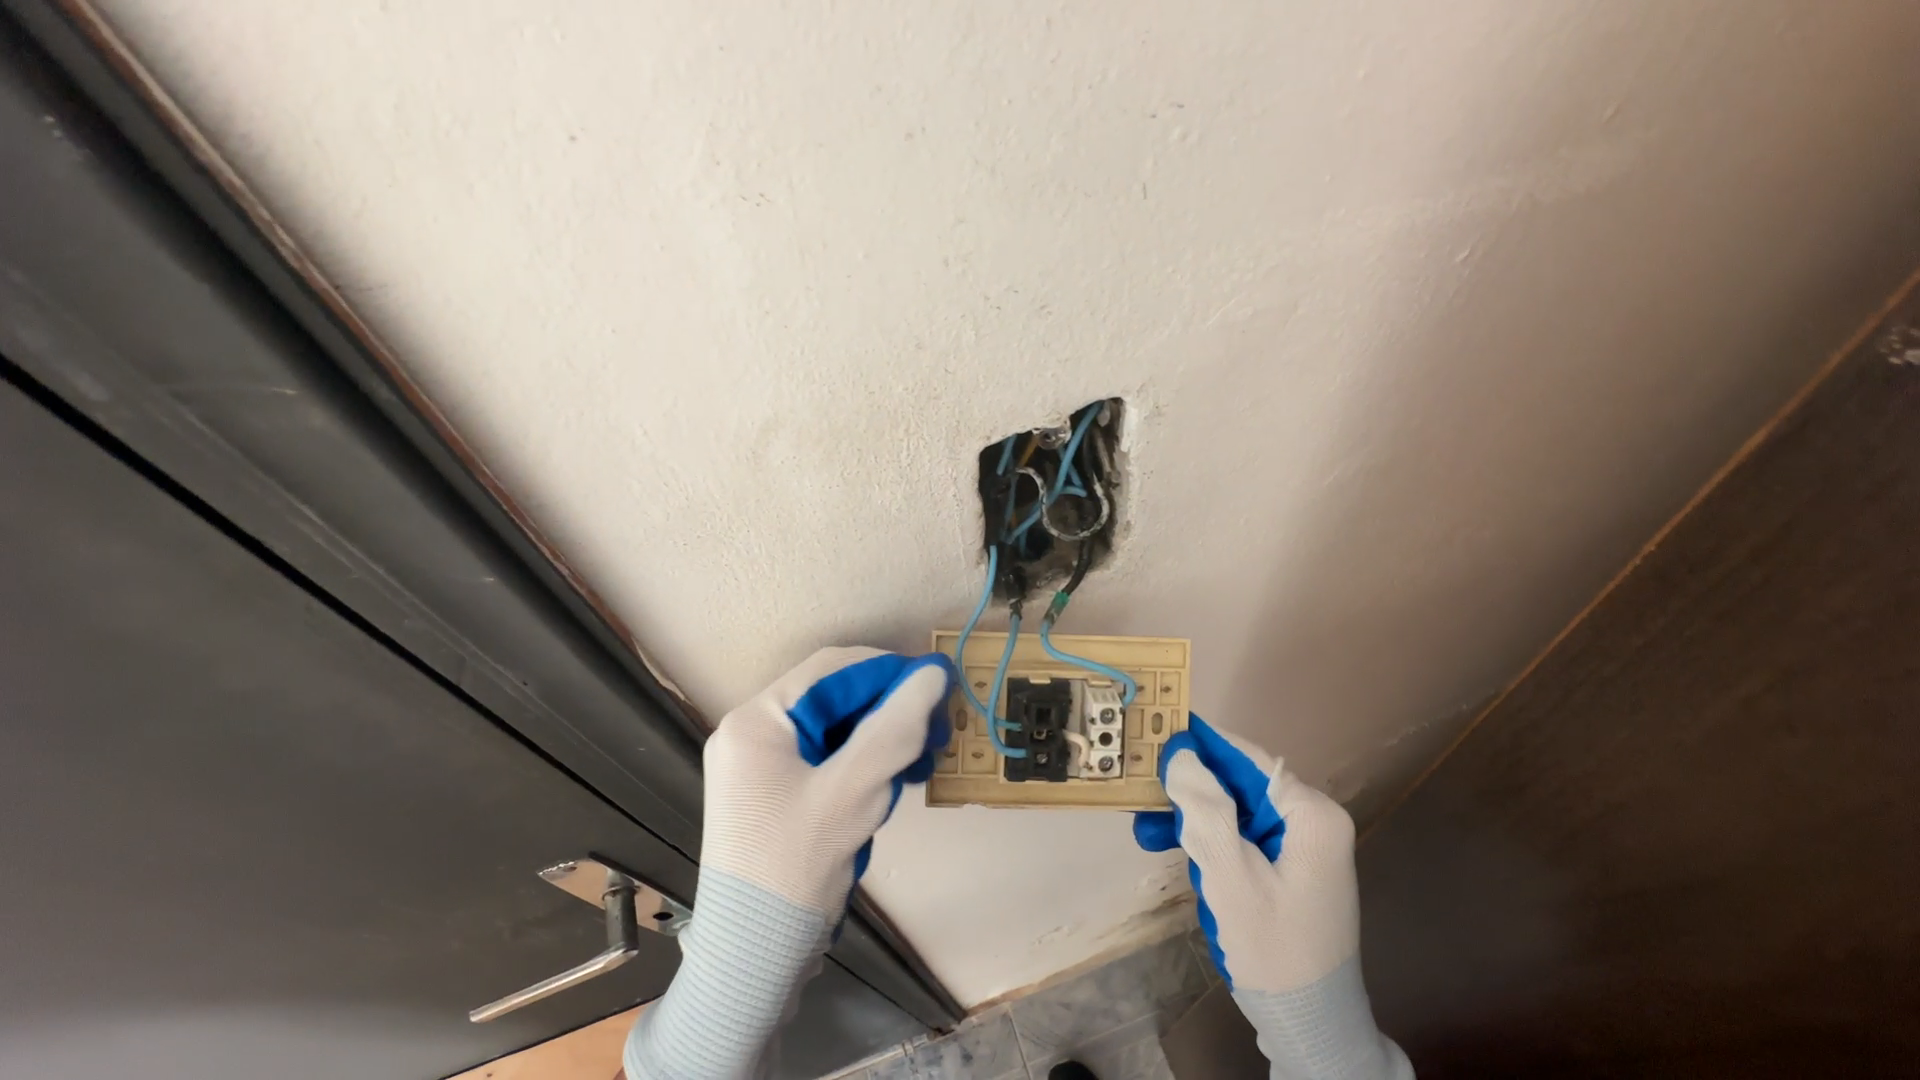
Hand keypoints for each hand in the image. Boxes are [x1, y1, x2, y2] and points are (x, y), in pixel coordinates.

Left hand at [701, 646, 953, 918]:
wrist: (754, 954)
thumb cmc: (797, 865)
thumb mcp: (854, 790)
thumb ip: (894, 727)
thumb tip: (933, 673)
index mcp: (757, 720)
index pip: (833, 670)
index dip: (890, 671)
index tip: (940, 686)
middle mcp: (753, 733)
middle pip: (834, 700)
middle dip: (889, 713)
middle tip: (937, 732)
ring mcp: (761, 766)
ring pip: (836, 731)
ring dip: (881, 742)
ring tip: (922, 762)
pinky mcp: (776, 794)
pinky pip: (828, 762)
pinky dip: (863, 768)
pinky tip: (894, 784)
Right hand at [1134, 717, 1409, 1079]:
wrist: (1310, 1024)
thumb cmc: (1273, 948)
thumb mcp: (1231, 878)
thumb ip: (1205, 811)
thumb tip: (1181, 753)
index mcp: (1311, 815)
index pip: (1247, 760)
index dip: (1199, 748)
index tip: (1154, 737)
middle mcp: (1311, 821)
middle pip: (1237, 787)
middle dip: (1190, 795)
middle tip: (1142, 800)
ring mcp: (1301, 847)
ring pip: (1233, 814)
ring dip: (1193, 824)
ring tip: (1147, 834)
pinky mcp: (1287, 869)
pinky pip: (1241, 841)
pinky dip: (1210, 847)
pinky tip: (1180, 856)